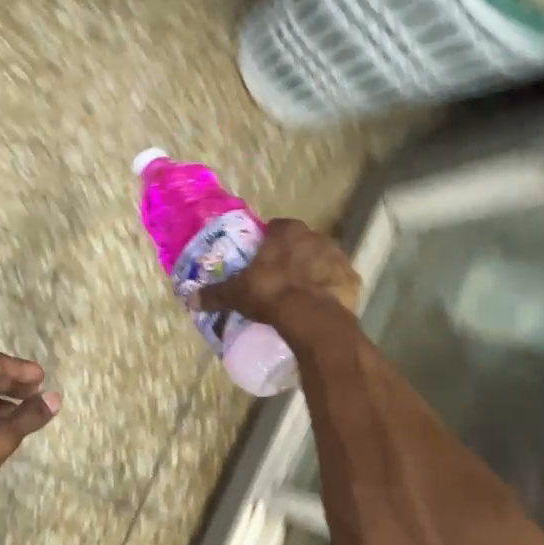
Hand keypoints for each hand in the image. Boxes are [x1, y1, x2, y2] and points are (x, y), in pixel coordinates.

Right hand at [188, 218, 360, 325]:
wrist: (312, 317)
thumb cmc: (271, 293)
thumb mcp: (236, 294)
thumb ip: (214, 294)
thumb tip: (191, 299)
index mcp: (288, 233)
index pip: (276, 227)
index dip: (267, 240)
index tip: (260, 256)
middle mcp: (317, 237)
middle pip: (301, 243)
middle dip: (290, 256)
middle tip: (275, 277)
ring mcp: (339, 257)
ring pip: (321, 260)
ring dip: (311, 272)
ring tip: (297, 294)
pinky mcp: (352, 279)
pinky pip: (337, 282)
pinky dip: (328, 290)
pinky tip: (316, 305)